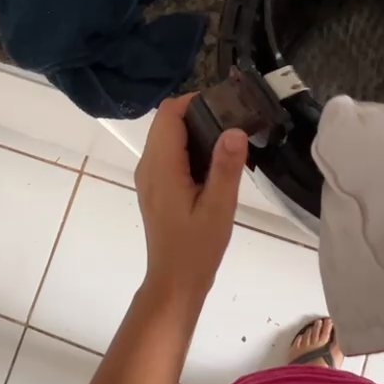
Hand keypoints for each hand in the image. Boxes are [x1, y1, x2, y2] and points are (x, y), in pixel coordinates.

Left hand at [134, 94, 247, 304]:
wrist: (175, 282)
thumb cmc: (196, 248)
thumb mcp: (218, 208)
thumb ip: (225, 167)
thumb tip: (235, 130)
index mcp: (161, 166)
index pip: (169, 114)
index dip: (195, 101)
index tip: (227, 106)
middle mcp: (148, 165)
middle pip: (166, 121)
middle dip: (198, 113)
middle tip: (234, 121)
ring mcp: (149, 176)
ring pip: (167, 136)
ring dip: (194, 130)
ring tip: (228, 140)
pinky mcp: (155, 186)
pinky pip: (168, 153)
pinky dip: (189, 147)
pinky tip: (214, 163)